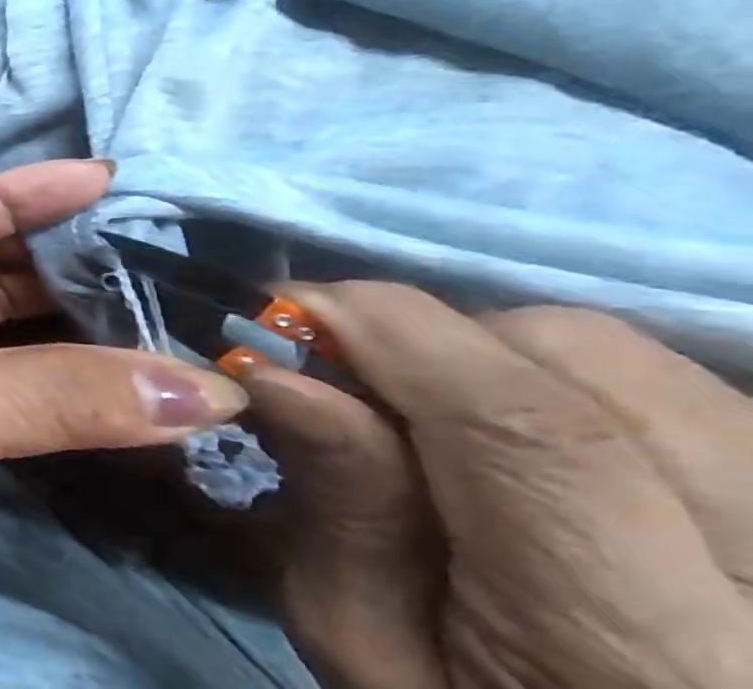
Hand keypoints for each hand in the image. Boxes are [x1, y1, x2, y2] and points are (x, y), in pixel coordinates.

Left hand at [0, 160, 248, 687]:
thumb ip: (54, 394)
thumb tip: (204, 390)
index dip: (17, 196)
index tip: (99, 176)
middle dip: (48, 251)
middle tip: (138, 232)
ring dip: (63, 313)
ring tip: (147, 287)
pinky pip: (8, 381)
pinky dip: (61, 374)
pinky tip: (121, 363)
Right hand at [246, 283, 752, 688]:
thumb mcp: (367, 648)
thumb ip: (342, 514)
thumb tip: (283, 379)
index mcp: (650, 655)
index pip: (529, 431)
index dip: (395, 335)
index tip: (290, 308)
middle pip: (598, 365)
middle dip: (441, 338)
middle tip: (354, 369)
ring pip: (644, 362)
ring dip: (502, 358)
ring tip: (440, 412)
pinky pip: (679, 392)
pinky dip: (567, 384)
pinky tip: (521, 443)